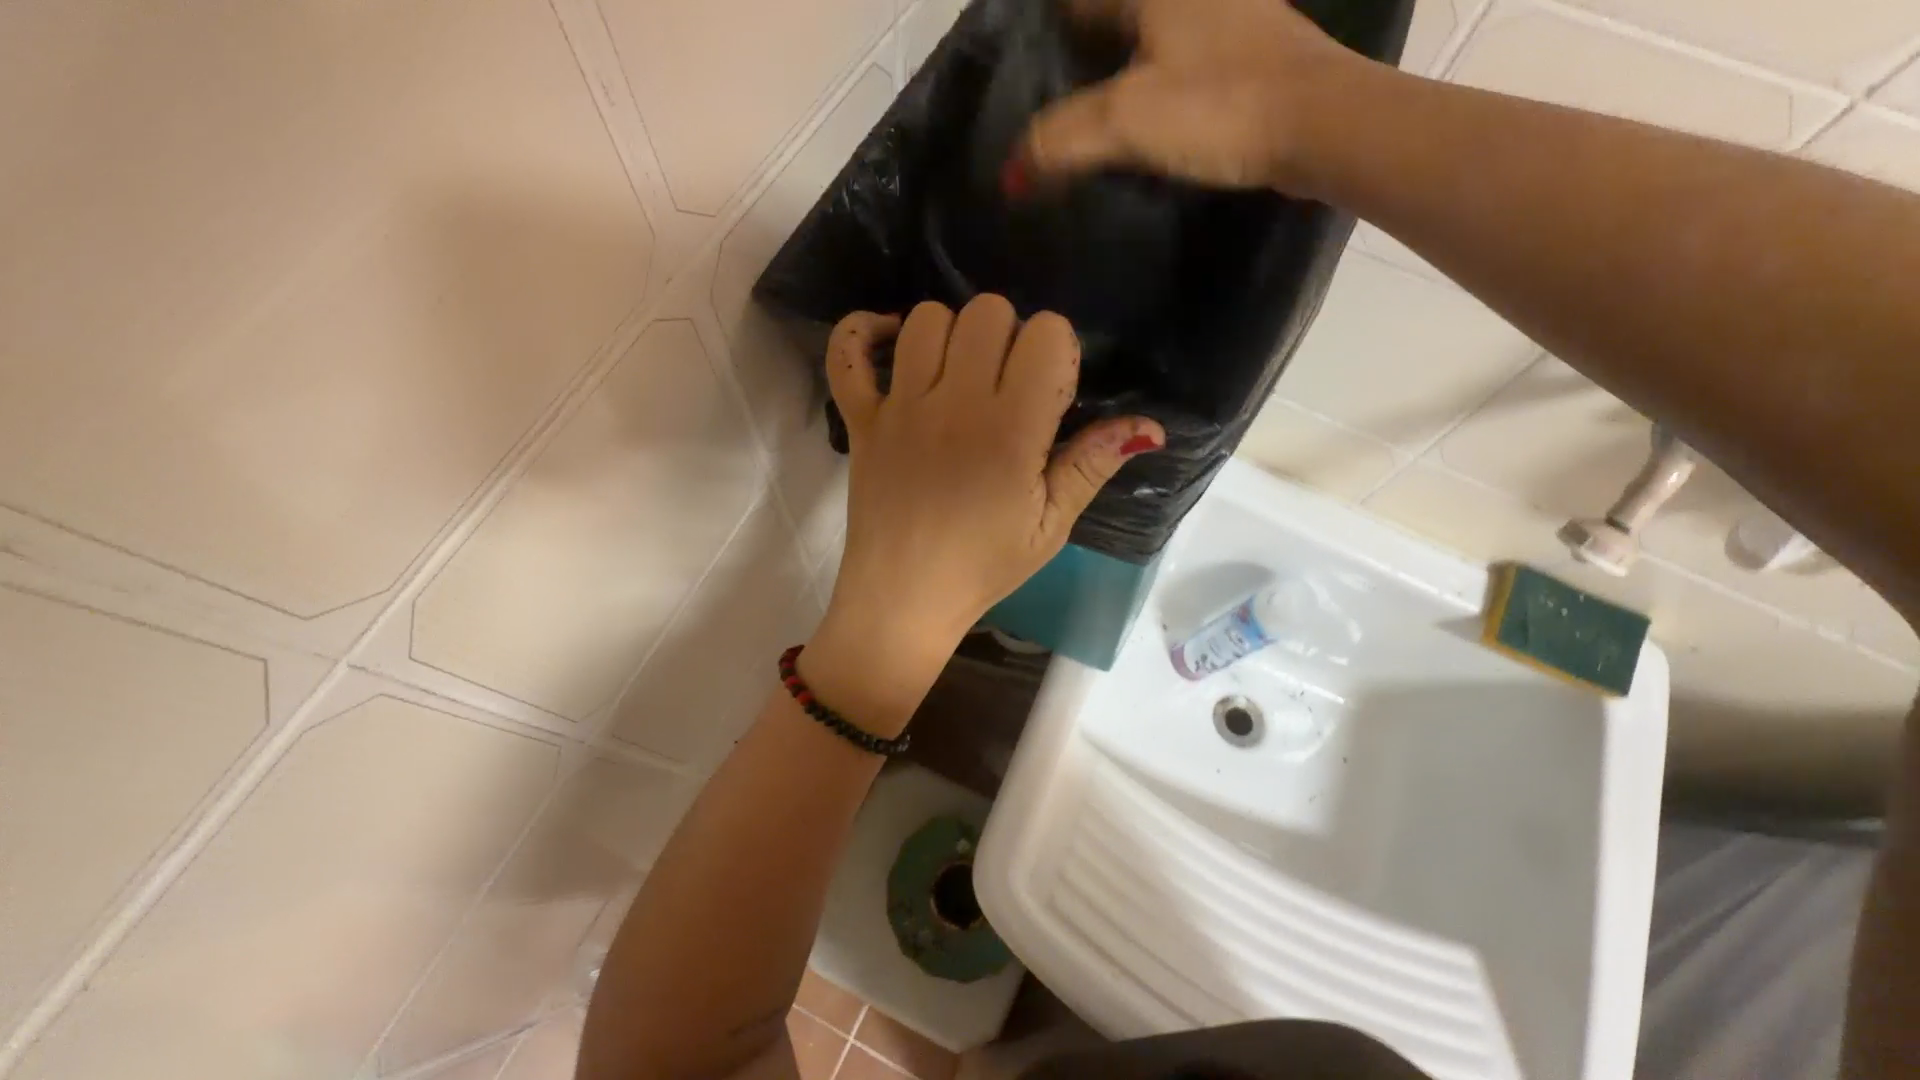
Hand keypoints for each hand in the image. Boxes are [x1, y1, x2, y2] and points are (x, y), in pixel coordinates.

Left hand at [809, 297, 1163, 694]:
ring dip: (951, 334)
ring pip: (927, 318)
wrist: (904, 599)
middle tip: (1007, 383)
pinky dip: (862, 334)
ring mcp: (900, 407)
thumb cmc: (984, 566)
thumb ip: (1093, 465)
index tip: (1050, 393)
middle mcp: (953, 404)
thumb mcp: (1051, 525)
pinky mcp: (861, 418)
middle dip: (1008, 335)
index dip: (1057, 352)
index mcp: (1010, 429)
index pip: (1045, 333)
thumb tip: (1149, 425)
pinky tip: (890, 344)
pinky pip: (847, 353)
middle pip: (987, 311)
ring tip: (958, 373)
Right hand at [1017, 0, 1365, 192]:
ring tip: (1092, 114)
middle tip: (1053, 95)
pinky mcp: (1256, 59)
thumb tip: (1009, 176)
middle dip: (1086, 47)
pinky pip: (1189, 63)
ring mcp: (1231, 21)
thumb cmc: (1220, 107)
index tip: (1025, 66)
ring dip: (1126, 67)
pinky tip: (1151, 119)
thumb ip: (1059, 141)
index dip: (1050, 28)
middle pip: (1120, 14)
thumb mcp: (1124, 120)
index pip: (1079, 1)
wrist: (1326, 126)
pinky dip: (1162, 85)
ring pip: (1157, 38)